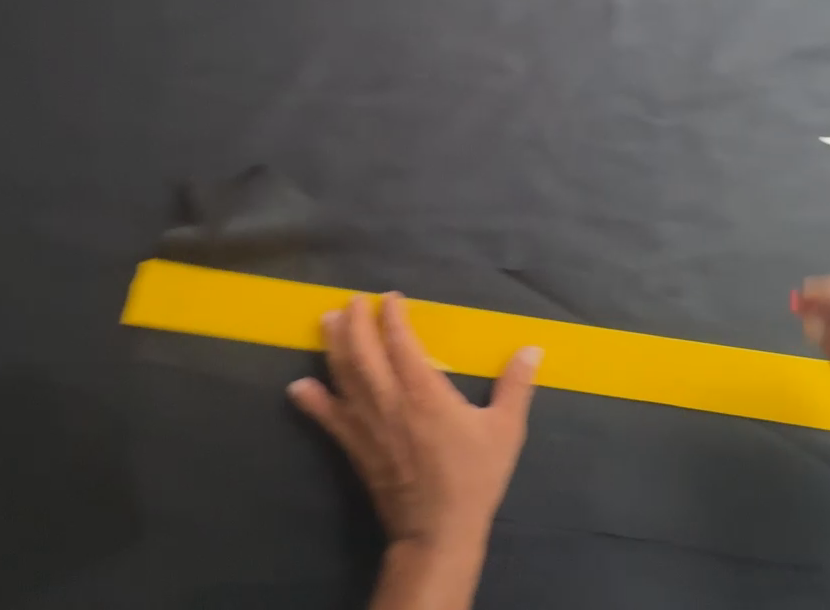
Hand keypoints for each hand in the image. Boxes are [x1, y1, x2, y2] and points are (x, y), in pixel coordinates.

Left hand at [288, 292, 542, 549]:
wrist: (438, 531)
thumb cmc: (473, 478)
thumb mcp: (505, 430)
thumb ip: (516, 386)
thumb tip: (532, 349)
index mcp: (424, 391)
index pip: (401, 341)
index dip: (393, 316)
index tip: (392, 298)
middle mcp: (389, 400)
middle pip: (364, 350)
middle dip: (357, 320)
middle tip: (356, 300)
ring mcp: (367, 422)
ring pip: (343, 374)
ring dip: (334, 344)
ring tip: (329, 319)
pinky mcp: (354, 445)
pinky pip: (327, 418)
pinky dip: (311, 400)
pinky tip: (298, 386)